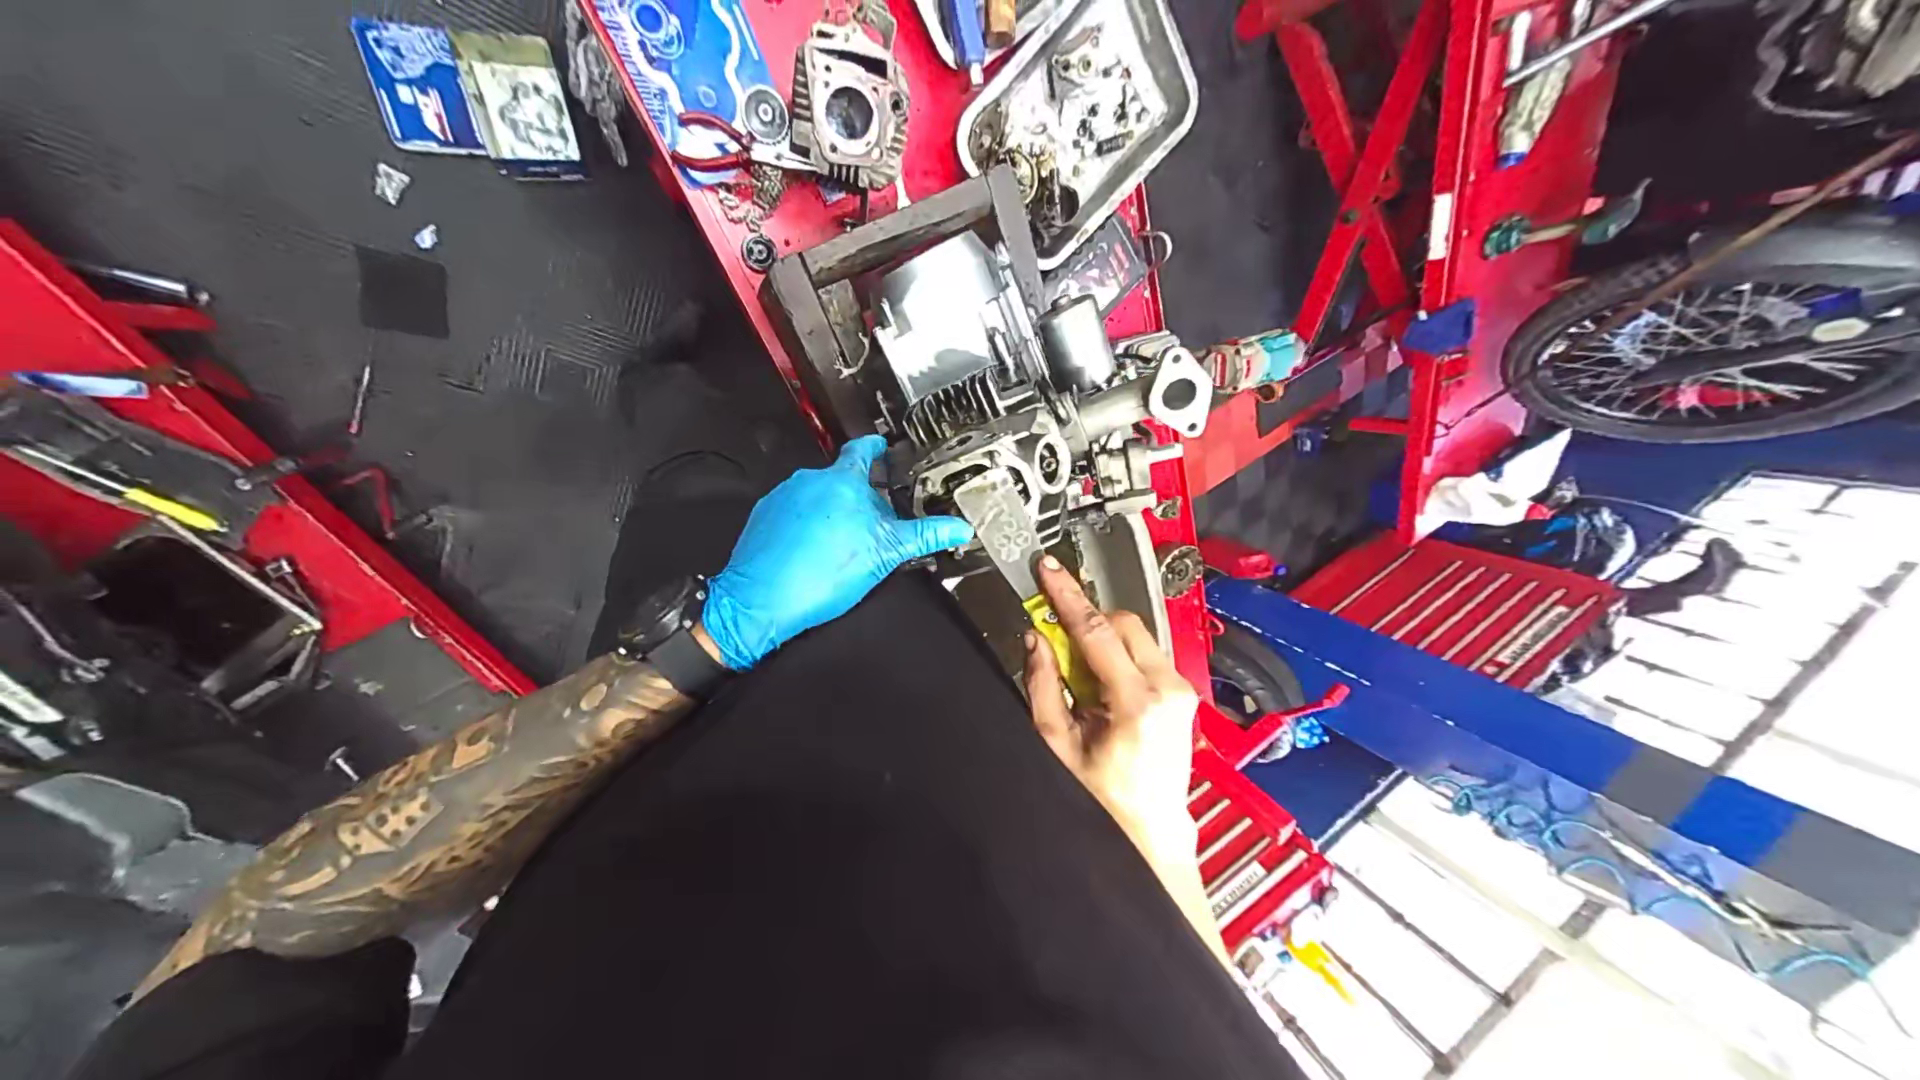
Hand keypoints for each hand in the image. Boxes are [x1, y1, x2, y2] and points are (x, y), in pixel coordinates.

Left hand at [701, 435, 973, 669]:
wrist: (761, 600)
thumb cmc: (819, 575)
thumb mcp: (885, 555)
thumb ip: (924, 536)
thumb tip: (958, 528)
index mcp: (841, 481)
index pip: (862, 450)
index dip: (875, 447)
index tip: (880, 446)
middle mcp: (809, 481)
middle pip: (843, 479)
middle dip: (859, 496)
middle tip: (875, 520)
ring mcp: (783, 497)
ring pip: (817, 496)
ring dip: (833, 512)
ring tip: (845, 543)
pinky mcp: (764, 516)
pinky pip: (794, 512)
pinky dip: (808, 524)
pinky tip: (817, 551)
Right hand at [1023, 555, 1199, 866]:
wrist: (1150, 834)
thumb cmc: (1105, 801)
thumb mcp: (1058, 743)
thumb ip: (1043, 684)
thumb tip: (1035, 639)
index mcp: (1138, 702)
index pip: (1096, 629)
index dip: (1065, 594)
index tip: (1048, 568)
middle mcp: (1169, 690)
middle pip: (1122, 622)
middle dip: (1086, 620)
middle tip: (1055, 638)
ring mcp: (1181, 691)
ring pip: (1135, 635)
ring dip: (1101, 640)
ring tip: (1079, 677)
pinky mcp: (1181, 696)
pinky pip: (1145, 654)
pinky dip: (1117, 656)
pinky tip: (1099, 684)